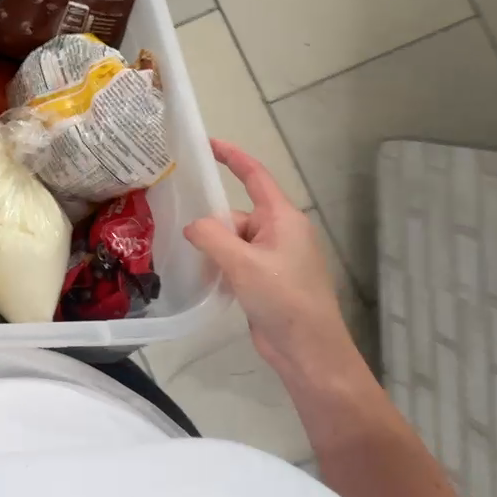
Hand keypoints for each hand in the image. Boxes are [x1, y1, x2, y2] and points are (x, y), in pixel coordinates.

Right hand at [183, 139, 361, 384]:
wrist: (310, 353)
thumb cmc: (283, 300)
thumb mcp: (241, 263)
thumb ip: (210, 236)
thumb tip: (192, 227)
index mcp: (283, 218)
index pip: (255, 175)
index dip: (231, 156)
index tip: (205, 143)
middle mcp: (281, 232)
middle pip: (236, 213)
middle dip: (212, 223)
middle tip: (186, 237)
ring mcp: (276, 257)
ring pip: (233, 239)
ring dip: (215, 249)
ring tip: (195, 263)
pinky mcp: (269, 280)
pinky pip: (237, 259)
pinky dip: (220, 265)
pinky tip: (207, 279)